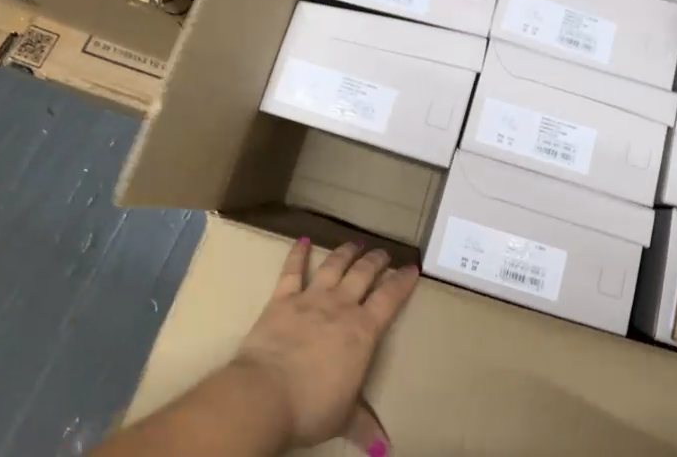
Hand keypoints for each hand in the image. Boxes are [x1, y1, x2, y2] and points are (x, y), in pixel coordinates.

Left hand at [234, 239, 420, 450]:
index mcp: (363, 332)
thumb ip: (365, 426)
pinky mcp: (281, 300)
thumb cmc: (311, 408)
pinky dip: (297, 254)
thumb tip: (384, 448)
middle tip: (384, 253)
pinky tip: (302, 240)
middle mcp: (341, 307)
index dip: (402, 282)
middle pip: (364, 275)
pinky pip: (292, 271)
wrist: (265, 395)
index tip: (412, 268)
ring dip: (346, 252)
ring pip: (334, 266)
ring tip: (355, 243)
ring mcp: (310, 299)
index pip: (390, 299)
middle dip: (376, 262)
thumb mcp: (344, 418)